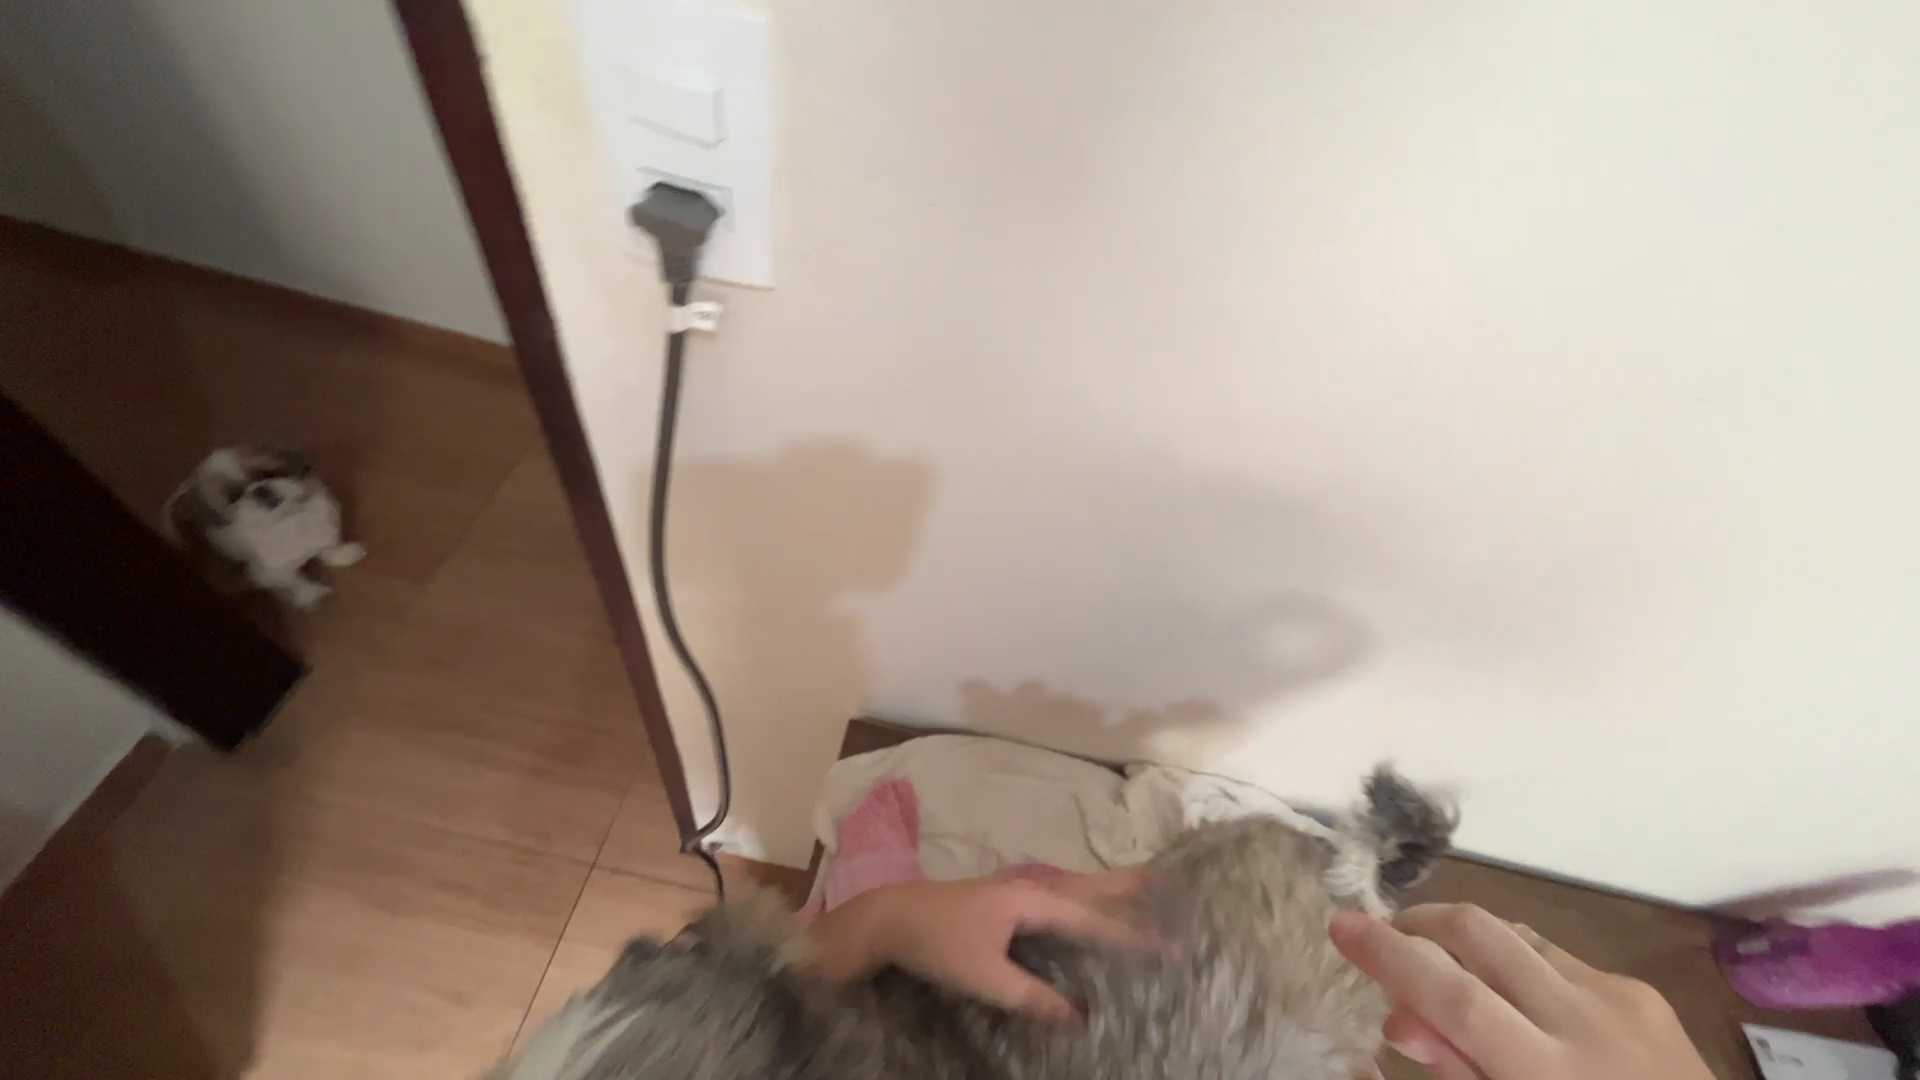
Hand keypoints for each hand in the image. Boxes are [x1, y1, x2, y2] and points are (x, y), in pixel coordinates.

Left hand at [808, 870, 1146, 1019]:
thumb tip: (1081, 1018)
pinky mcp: (1007, 902)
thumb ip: (1033, 997)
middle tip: (1170, 885)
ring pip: (1075, 890)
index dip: (1129, 934)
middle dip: (1129, 889)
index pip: (1092, 919)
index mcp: (1032, 901)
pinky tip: (1088, 915)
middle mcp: (1032, 889)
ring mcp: (1018, 892)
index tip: (1169, 944)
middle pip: (1090, 888)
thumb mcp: (985, 976)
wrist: (892, 917)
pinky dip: (1083, 901)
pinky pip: (1058, 899)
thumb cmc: (939, 942)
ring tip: (1144, 889)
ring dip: (1108, 890)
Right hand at [1330, 905, 1714, 1079]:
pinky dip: (1514, 967)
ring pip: (1510, 934)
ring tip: (1453, 980)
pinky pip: (1550, 955)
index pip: (1455, 997)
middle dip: (1419, 922)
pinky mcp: (1642, 992)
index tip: (1340, 925)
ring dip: (1465, 945)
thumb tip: (1399, 1017)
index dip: (1390, 956)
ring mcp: (1622, 1001)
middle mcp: (1591, 1027)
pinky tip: (1521, 1007)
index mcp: (1555, 1079)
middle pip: (1480, 932)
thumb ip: (1456, 1072)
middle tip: (1389, 940)